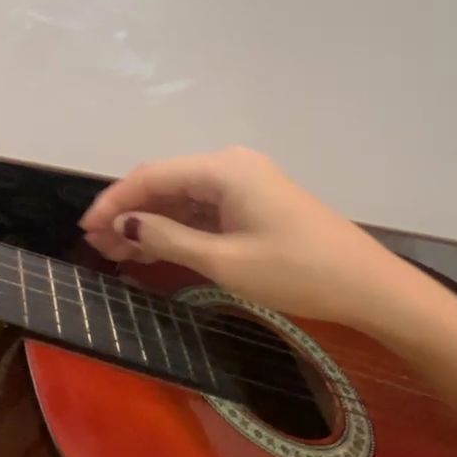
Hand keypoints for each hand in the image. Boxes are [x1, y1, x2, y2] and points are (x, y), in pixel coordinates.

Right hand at [80, 148, 428, 335]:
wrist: (370, 288)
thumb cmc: (297, 272)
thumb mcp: (224, 260)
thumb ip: (168, 238)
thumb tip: (123, 226)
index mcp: (223, 169)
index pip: (152, 176)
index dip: (115, 202)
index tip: (86, 229)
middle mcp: (229, 167)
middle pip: (164, 185)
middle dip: (128, 215)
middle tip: (97, 247)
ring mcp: (243, 186)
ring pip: (180, 200)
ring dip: (149, 225)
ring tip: (115, 254)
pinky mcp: (252, 205)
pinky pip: (201, 212)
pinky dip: (175, 231)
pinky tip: (150, 252)